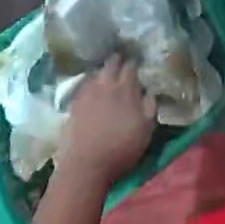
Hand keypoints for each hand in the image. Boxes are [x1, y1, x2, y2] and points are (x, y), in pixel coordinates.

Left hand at [55, 57, 156, 189]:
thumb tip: (150, 91)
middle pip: (111, 64)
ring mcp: (88, 92)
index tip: (136, 63)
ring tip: (106, 73)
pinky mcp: (75, 102)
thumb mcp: (145, 131)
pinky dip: (90, 83)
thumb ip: (150, 107)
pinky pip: (84, 85)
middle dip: (117, 60)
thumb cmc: (121, 148)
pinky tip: (91, 89)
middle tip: (120, 59)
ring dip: (103, 71)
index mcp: (126, 89)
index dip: (134, 63)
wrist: (86, 163)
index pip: (130, 67)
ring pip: (97, 72)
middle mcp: (106, 84)